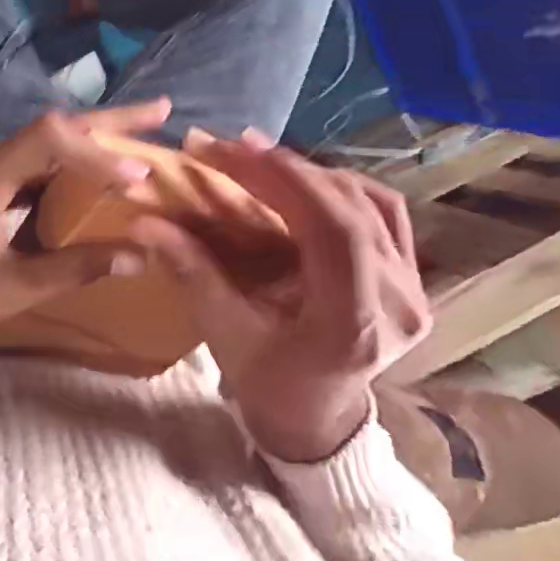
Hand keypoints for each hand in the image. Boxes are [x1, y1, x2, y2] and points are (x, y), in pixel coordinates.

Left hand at [0, 100, 173, 351]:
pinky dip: (68, 167)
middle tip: (162, 112)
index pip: (48, 139)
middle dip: (107, 122)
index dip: (97, 149)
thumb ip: (76, 267)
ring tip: (143, 139)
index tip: (139, 172)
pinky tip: (98, 174)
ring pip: (44, 145)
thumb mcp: (14, 288)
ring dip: (90, 143)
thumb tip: (142, 254)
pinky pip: (31, 165)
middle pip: (51, 130)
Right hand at [130, 131, 430, 461]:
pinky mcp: (413, 278)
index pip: (333, 231)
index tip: (235, 150)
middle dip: (288, 168)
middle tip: (234, 145)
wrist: (315, 415)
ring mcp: (416, 289)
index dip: (287, 182)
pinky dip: (340, 189)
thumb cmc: (265, 380)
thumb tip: (144, 222)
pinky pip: (384, 215)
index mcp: (353, 324)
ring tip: (263, 158)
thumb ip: (192, 272)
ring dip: (314, 174)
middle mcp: (399, 301)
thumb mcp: (222, 331)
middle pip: (352, 208)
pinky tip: (303, 180)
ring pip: (374, 204)